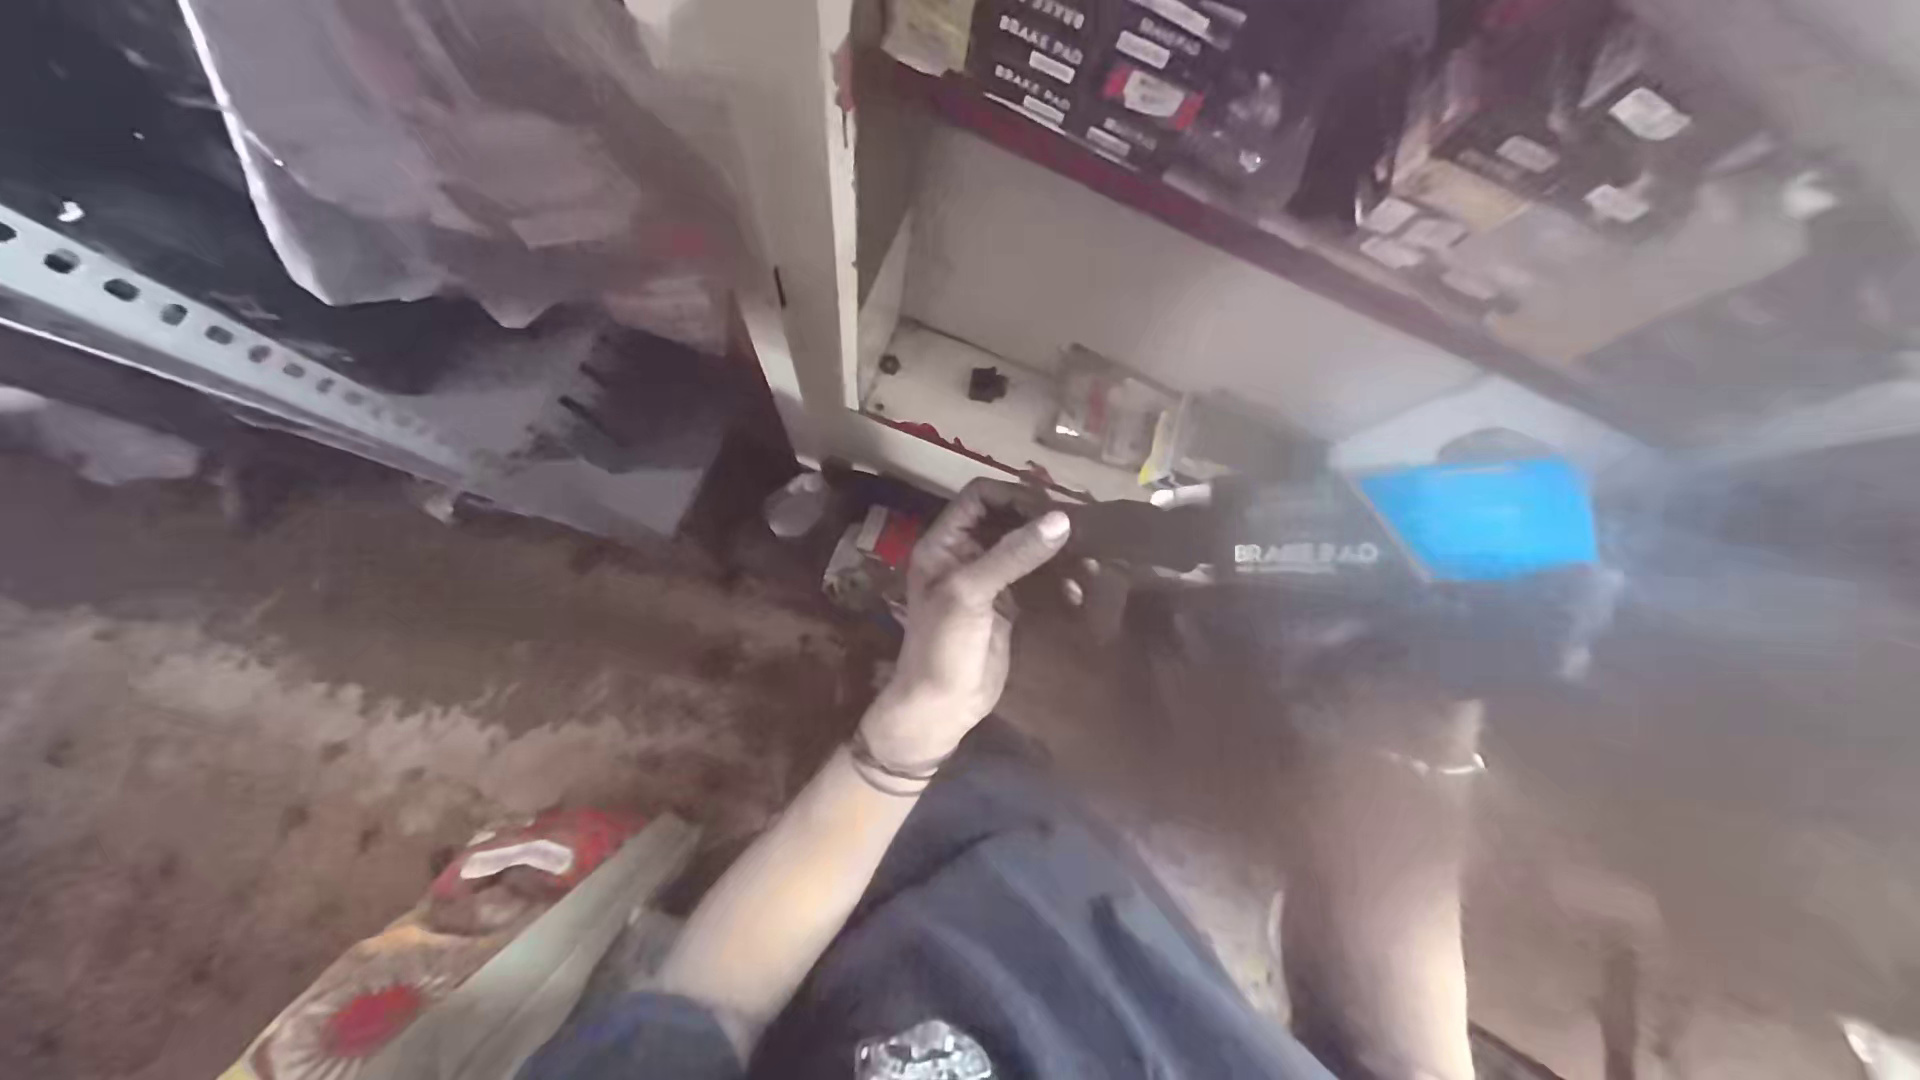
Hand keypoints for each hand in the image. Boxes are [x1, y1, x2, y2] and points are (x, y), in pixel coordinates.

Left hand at [859, 479, 1071, 767]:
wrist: (942, 706)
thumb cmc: (944, 645)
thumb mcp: (972, 593)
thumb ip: (1014, 554)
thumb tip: (1061, 519)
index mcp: (944, 543)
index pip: (979, 497)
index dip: (1012, 495)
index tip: (1050, 506)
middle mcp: (964, 554)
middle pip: (1004, 519)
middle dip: (1038, 519)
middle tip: (1079, 524)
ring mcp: (987, 580)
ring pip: (1022, 548)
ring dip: (1052, 548)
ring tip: (1086, 552)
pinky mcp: (1007, 604)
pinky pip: (1034, 578)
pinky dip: (1056, 577)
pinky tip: (1078, 584)